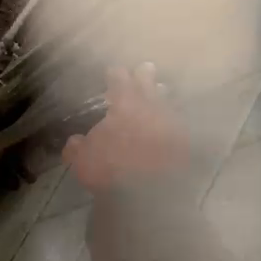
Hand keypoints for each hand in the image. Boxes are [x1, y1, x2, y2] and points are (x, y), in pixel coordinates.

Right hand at [62, 63, 189, 191]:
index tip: (113, 69)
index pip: (119, 83)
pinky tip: (170, 123)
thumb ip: (77, 146)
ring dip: (161, 96)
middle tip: (145, 67)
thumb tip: (76, 139)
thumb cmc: (107, 171)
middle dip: (144, 76)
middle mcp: (150, 110)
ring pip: (166, 103)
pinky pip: (177, 125)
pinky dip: (171, 121)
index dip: (116, 75)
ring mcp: (170, 125)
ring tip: (161, 89)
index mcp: (124, 108)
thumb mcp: (80, 159)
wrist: (146, 194)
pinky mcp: (184, 143)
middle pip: (148, 87)